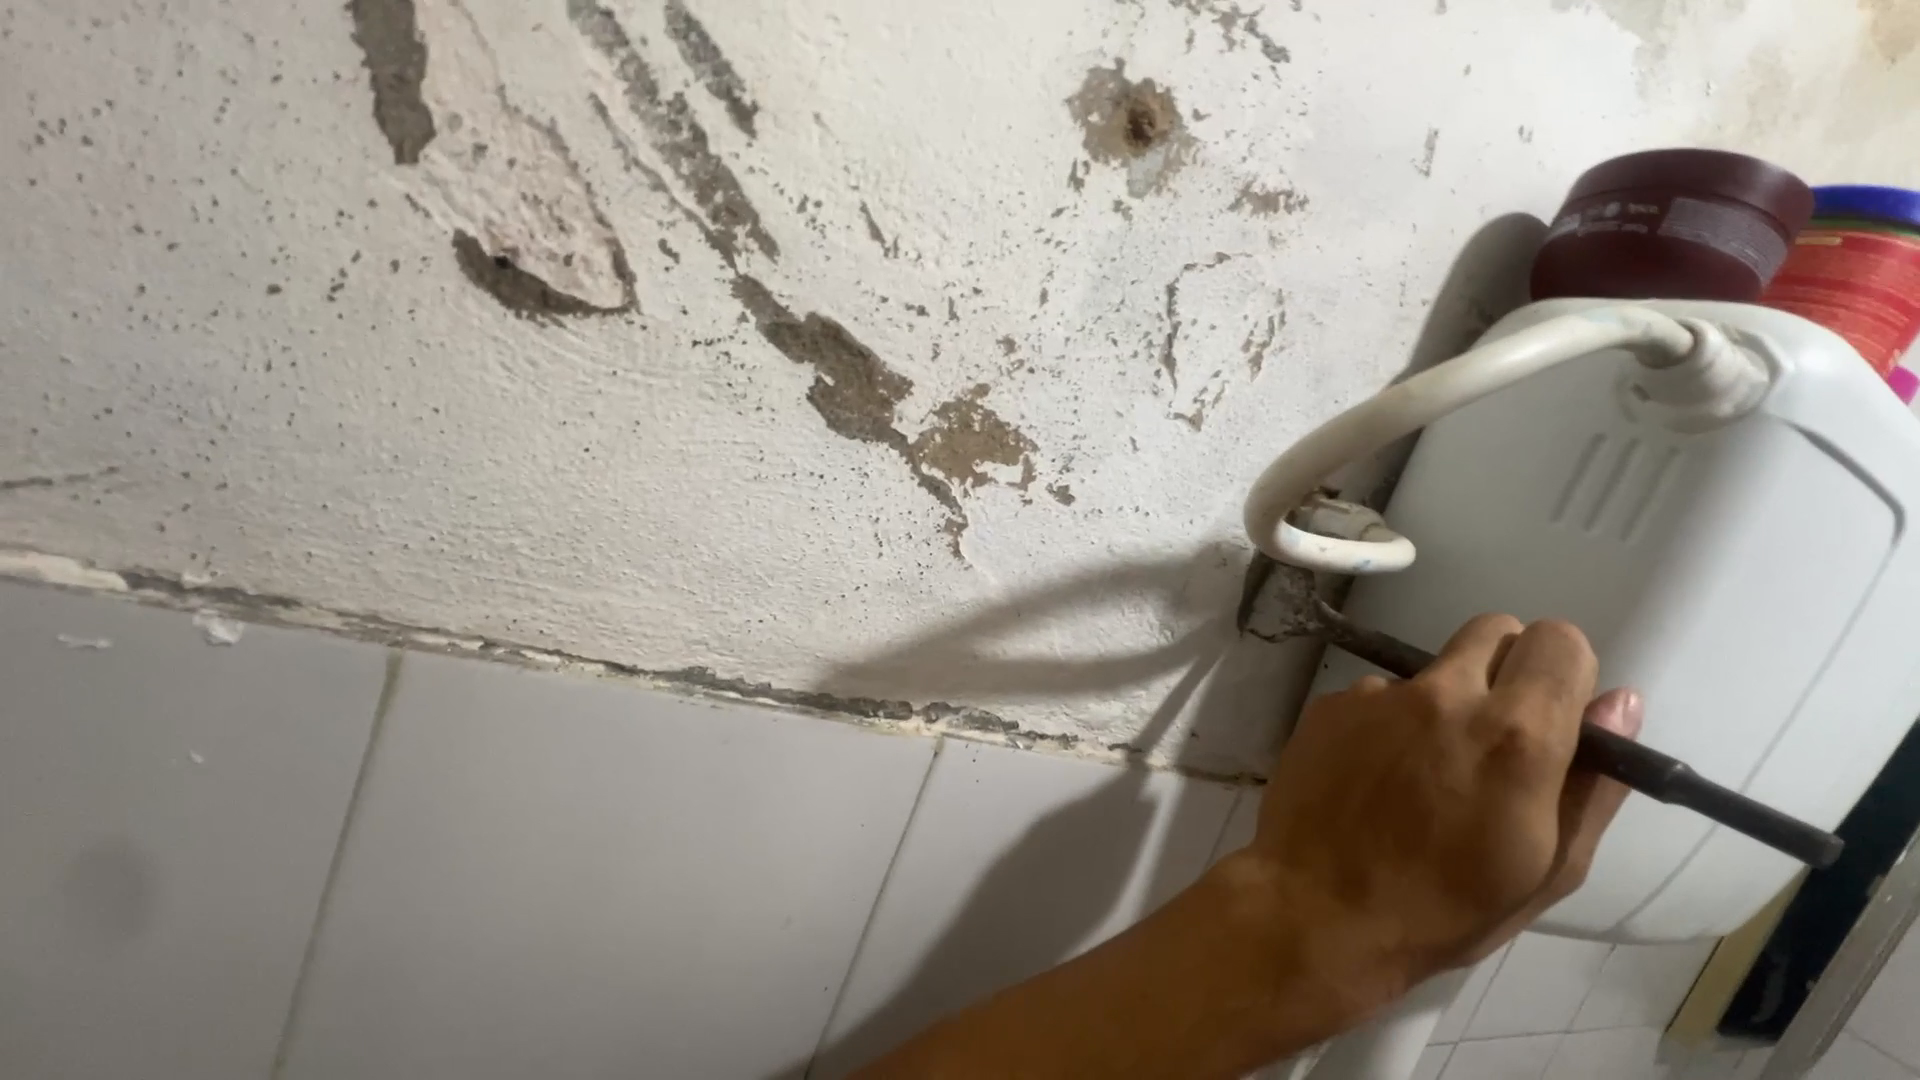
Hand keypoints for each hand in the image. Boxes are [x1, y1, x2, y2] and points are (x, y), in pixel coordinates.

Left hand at [1230, 615, 1642, 1017]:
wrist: (1316, 907)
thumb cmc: (1444, 906)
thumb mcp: (1549, 866)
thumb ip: (1593, 780)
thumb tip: (1619, 703)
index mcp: (1514, 734)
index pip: (1557, 641)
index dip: (1561, 672)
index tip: (1550, 713)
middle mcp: (1442, 695)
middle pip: (1491, 630)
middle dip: (1505, 665)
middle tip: (1493, 729)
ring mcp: (1375, 695)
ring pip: (1429, 669)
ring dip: (1437, 701)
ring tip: (1418, 771)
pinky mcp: (1328, 704)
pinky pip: (1374, 695)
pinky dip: (1384, 722)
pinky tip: (1370, 775)